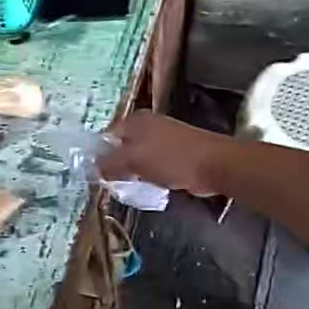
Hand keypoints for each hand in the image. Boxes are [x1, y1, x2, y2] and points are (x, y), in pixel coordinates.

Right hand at [98, 111, 234, 195]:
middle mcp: (148, 125)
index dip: (100, 155)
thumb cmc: (171, 158)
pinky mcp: (175, 153)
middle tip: (113, 184)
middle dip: (117, 166)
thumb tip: (94, 167)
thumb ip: (110, 163)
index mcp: (135, 120)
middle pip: (122, 147)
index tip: (97, 176)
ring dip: (134, 173)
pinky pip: (153, 166)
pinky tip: (150, 187)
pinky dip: (149, 176)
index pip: (106, 136)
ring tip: (131, 188)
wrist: (214, 164)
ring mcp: (163, 139)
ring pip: (138, 158)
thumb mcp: (133, 160)